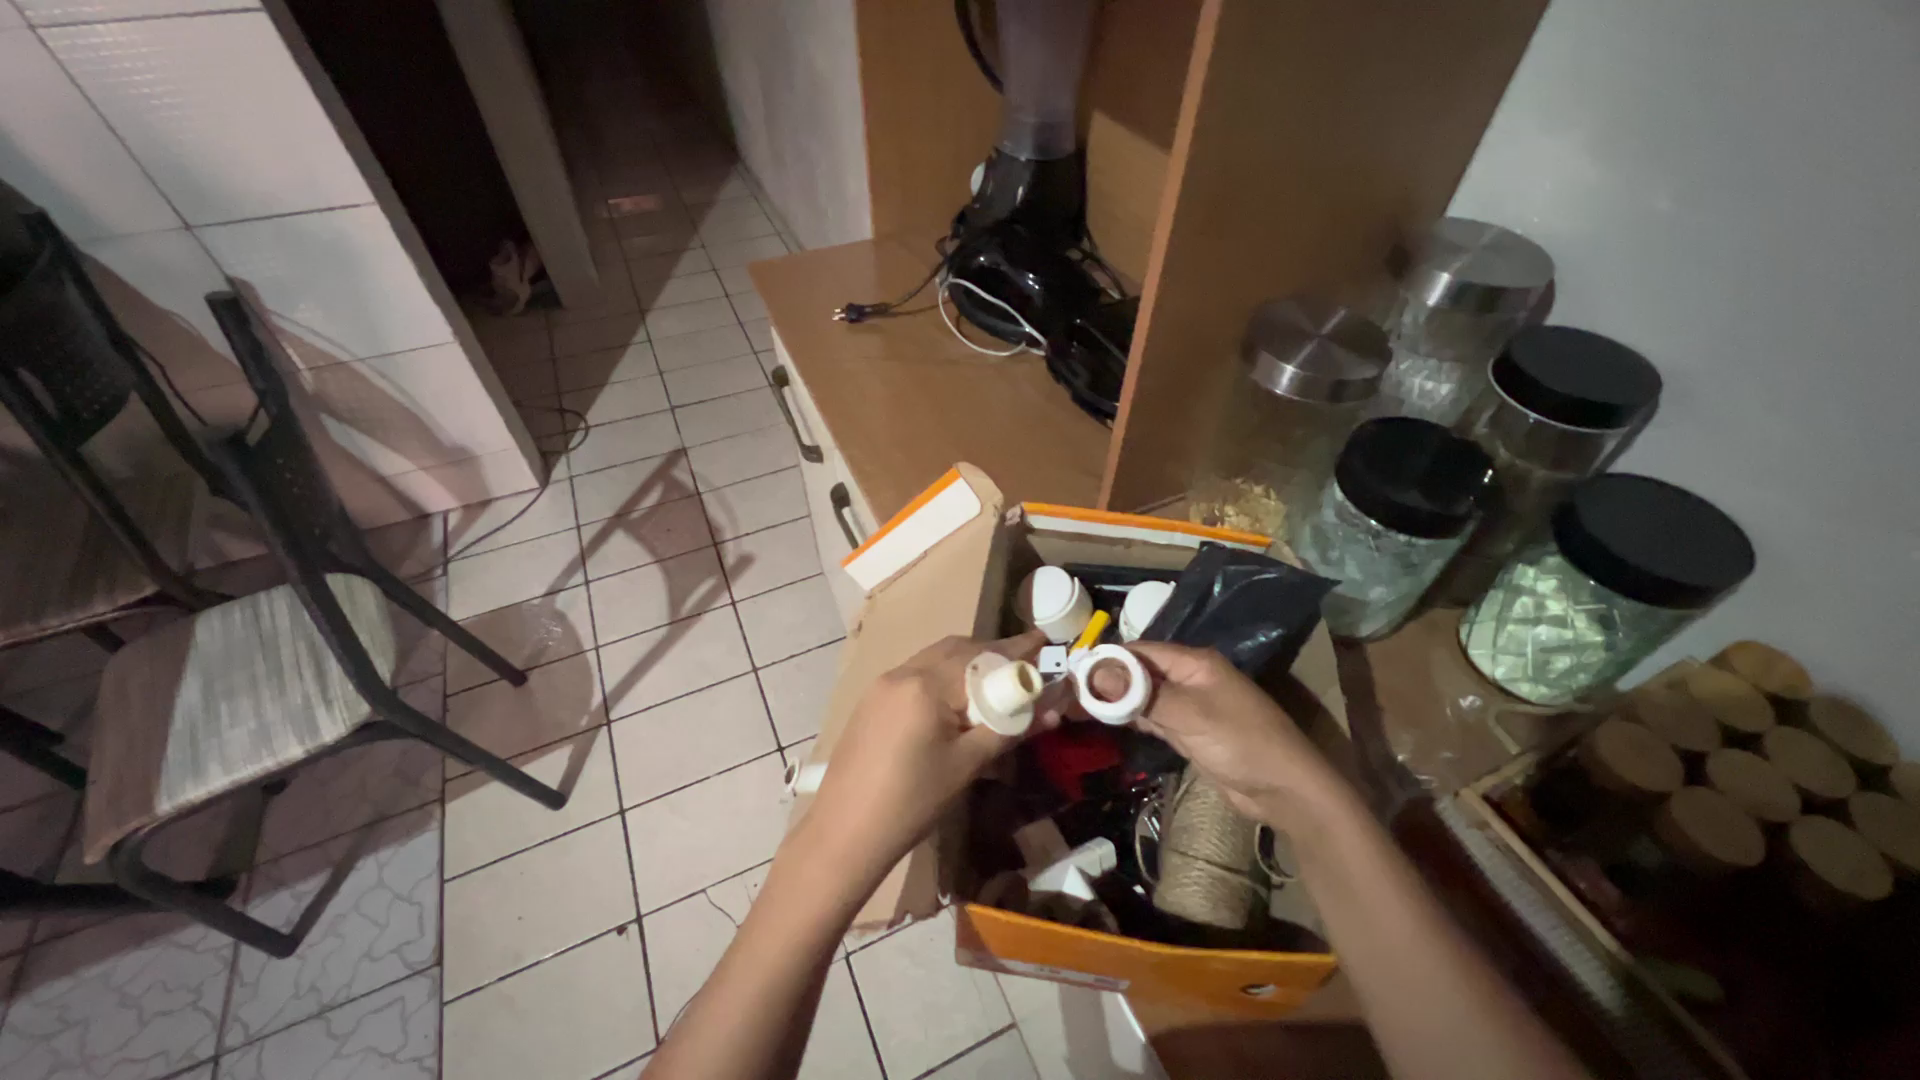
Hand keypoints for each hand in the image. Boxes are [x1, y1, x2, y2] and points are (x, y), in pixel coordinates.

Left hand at [801, 631, 1046, 880]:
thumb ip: (1010, 729)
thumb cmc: (912, 801)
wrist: (845, 831)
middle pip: (957, 649)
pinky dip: (944, 678)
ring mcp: (882, 685)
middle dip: (992, 654)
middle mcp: (902, 673)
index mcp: (926, 684)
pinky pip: (917, 675)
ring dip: (967, 664)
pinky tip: (956, 702)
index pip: (983, 656)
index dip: (1017, 649)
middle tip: (1023, 667)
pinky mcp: (872, 702)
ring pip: (935, 660)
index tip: (1044, 641)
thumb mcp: (968, 765)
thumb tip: (1051, 710)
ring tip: (995, 684)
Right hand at [1091, 642, 1342, 826]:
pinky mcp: (1189, 731)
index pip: (1141, 651)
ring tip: (1078, 707)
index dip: (1107, 660)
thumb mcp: (1190, 715)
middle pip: (1139, 672)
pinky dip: (1132, 718)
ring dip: (1116, 701)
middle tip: (1068, 694)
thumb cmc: (1241, 743)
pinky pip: (1154, 717)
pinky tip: (1108, 721)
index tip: (1073, 673)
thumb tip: (1094, 672)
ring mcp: (1190, 706)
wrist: (1283, 789)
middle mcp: (1190, 678)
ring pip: (1143, 696)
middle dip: (1107, 681)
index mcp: (1194, 663)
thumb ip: (1142, 694)